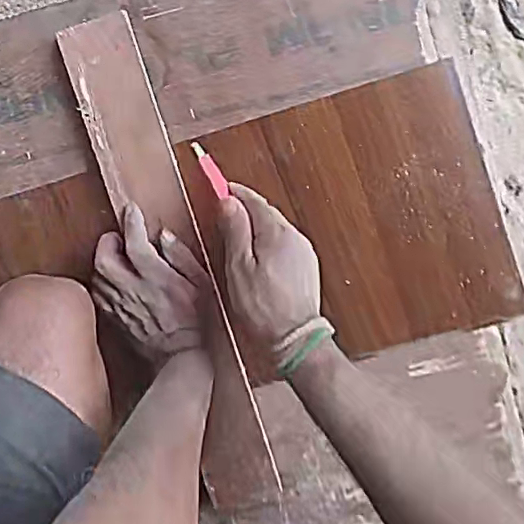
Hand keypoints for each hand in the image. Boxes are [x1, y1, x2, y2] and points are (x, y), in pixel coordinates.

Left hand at [91, 203, 209, 360]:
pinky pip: (98, 294)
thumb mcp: (203, 285)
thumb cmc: (198, 321)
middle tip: (119, 237)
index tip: (132, 210)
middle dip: (107, 240)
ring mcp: (121, 306)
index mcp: (159, 280)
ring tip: (118, 257)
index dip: (131, 223)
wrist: (183, 359)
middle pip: (104, 259)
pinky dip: (101, 281)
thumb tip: (164, 236)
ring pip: (97, 275)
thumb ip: (182, 258)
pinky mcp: (114, 318)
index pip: (136, 245)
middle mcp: (135, 292)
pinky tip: (114, 279)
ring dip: (103, 260)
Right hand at [218, 183, 321, 351]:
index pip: (253, 199)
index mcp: (277, 232)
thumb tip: (228, 202)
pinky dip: (267, 241)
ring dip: (255, 226)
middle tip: (222, 212)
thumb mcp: (238, 266)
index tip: (217, 183)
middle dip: (244, 208)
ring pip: (274, 227)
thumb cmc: (263, 307)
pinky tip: (255, 256)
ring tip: (235, 238)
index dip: (233, 191)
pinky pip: (283, 243)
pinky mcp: (306, 265)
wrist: (295, 339)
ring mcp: (303, 251)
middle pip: (265, 211)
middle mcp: (295, 236)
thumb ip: (234, 230)